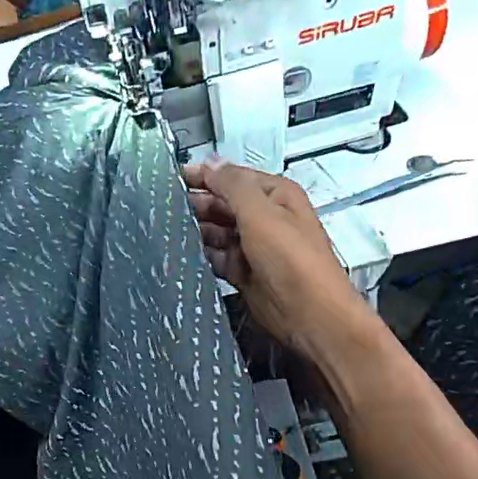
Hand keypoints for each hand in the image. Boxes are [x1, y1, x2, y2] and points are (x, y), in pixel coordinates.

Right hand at [182, 161, 379, 361]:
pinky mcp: (246, 275)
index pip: (234, 178)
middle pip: (224, 205)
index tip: (174, 178)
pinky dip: (205, 257)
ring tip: (171, 230)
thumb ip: (234, 185)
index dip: (205, 176)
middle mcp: (266, 218)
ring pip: (219, 233)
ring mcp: (255, 248)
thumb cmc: (292, 260)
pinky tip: (184, 254)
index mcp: (276, 196)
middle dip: (198, 204)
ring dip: (198, 231)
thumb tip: (212, 163)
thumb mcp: (261, 213)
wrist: (310, 315)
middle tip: (167, 207)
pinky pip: (219, 260)